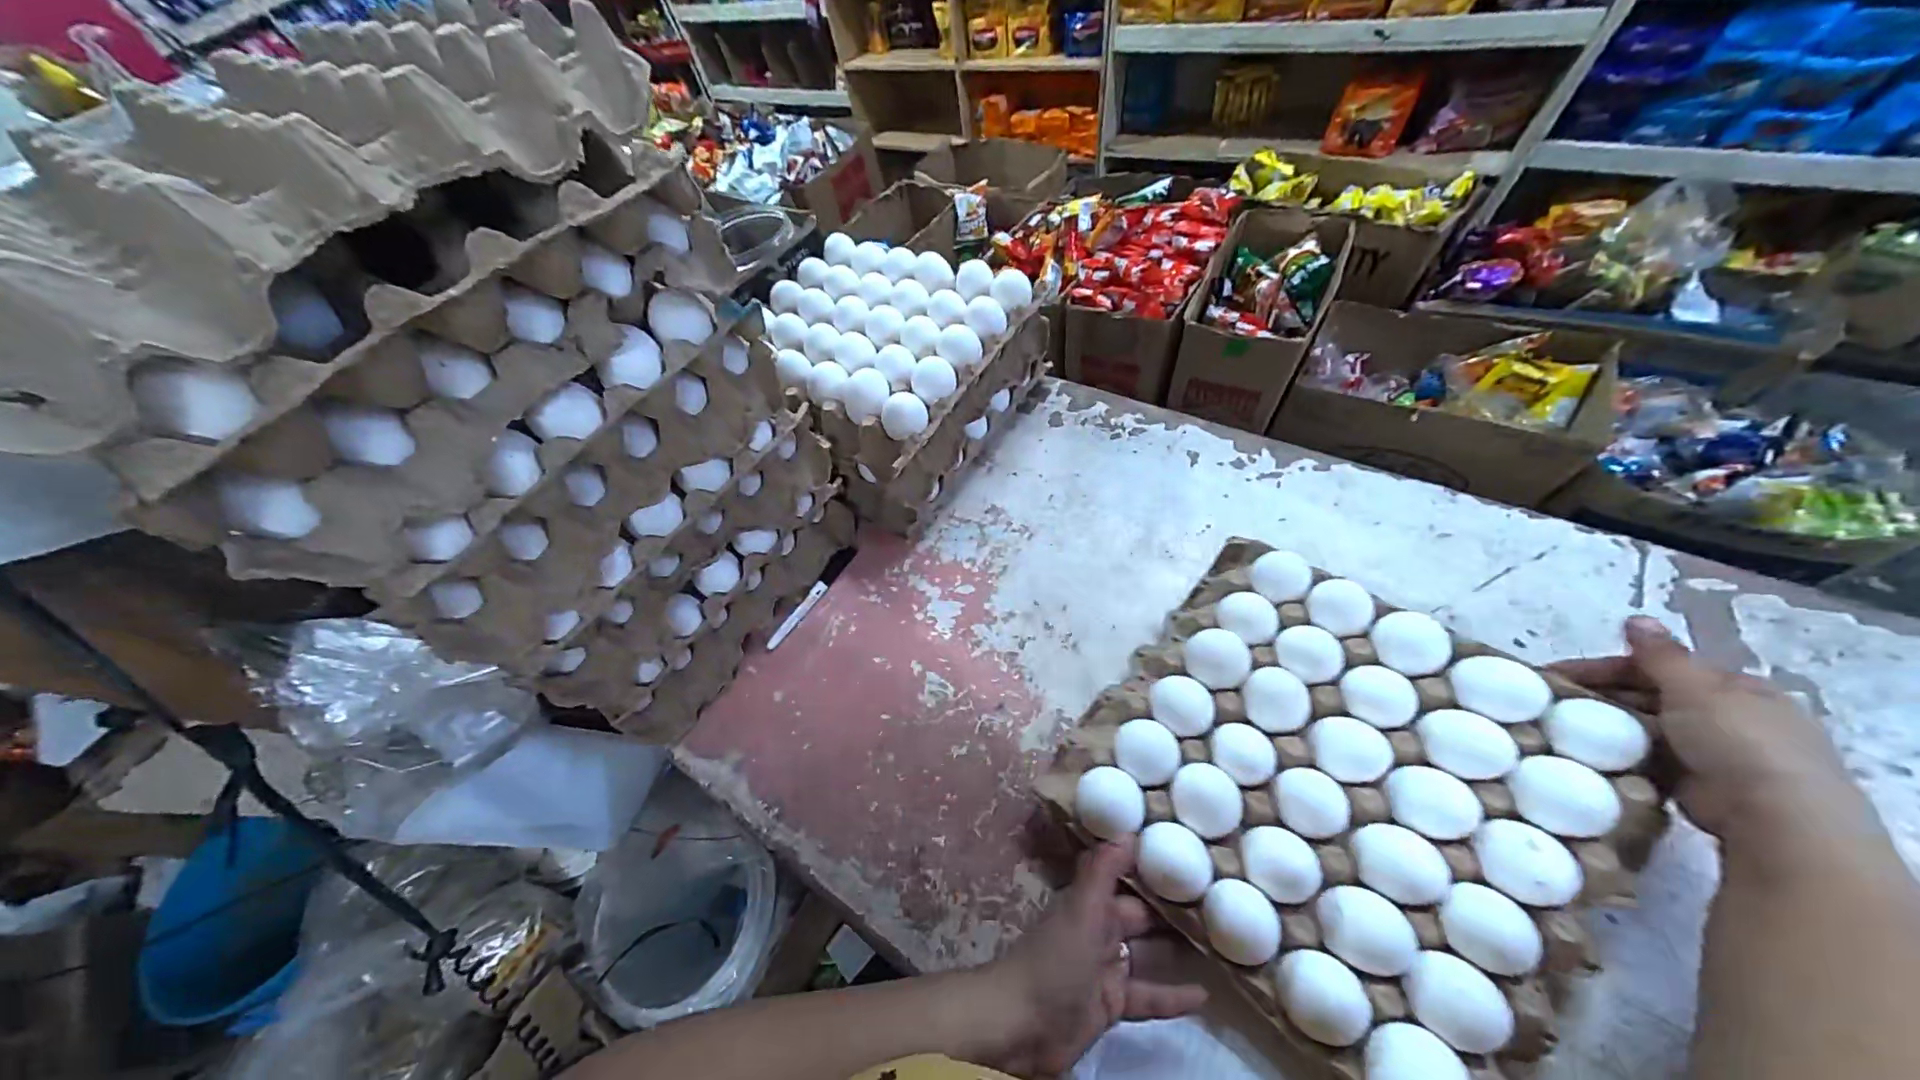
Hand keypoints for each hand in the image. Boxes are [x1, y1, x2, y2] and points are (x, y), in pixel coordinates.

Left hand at [981, 842, 1206, 1076]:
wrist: (1022, 1025)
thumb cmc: (1054, 960)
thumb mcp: (1081, 910)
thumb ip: (1104, 871)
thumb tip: (1129, 831)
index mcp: (1089, 902)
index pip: (1124, 877)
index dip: (1151, 868)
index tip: (1191, 859)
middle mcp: (1098, 929)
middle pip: (1140, 915)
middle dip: (1171, 910)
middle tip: (1218, 905)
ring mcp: (1105, 968)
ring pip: (1148, 954)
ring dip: (1176, 951)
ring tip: (1220, 946)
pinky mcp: (1112, 1004)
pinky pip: (1148, 996)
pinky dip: (1172, 996)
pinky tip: (1204, 995)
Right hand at [1550, 616, 1864, 846]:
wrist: (1773, 815)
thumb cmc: (1738, 740)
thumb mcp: (1696, 687)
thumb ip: (1660, 655)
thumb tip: (1636, 618)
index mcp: (1734, 688)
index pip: (1658, 668)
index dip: (1606, 667)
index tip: (1558, 674)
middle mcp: (1727, 717)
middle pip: (1649, 696)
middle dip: (1601, 696)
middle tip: (1550, 701)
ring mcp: (1712, 753)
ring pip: (1644, 729)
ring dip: (1607, 727)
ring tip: (1560, 729)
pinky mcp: (1694, 784)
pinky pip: (1646, 760)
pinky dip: (1620, 755)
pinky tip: (1588, 756)